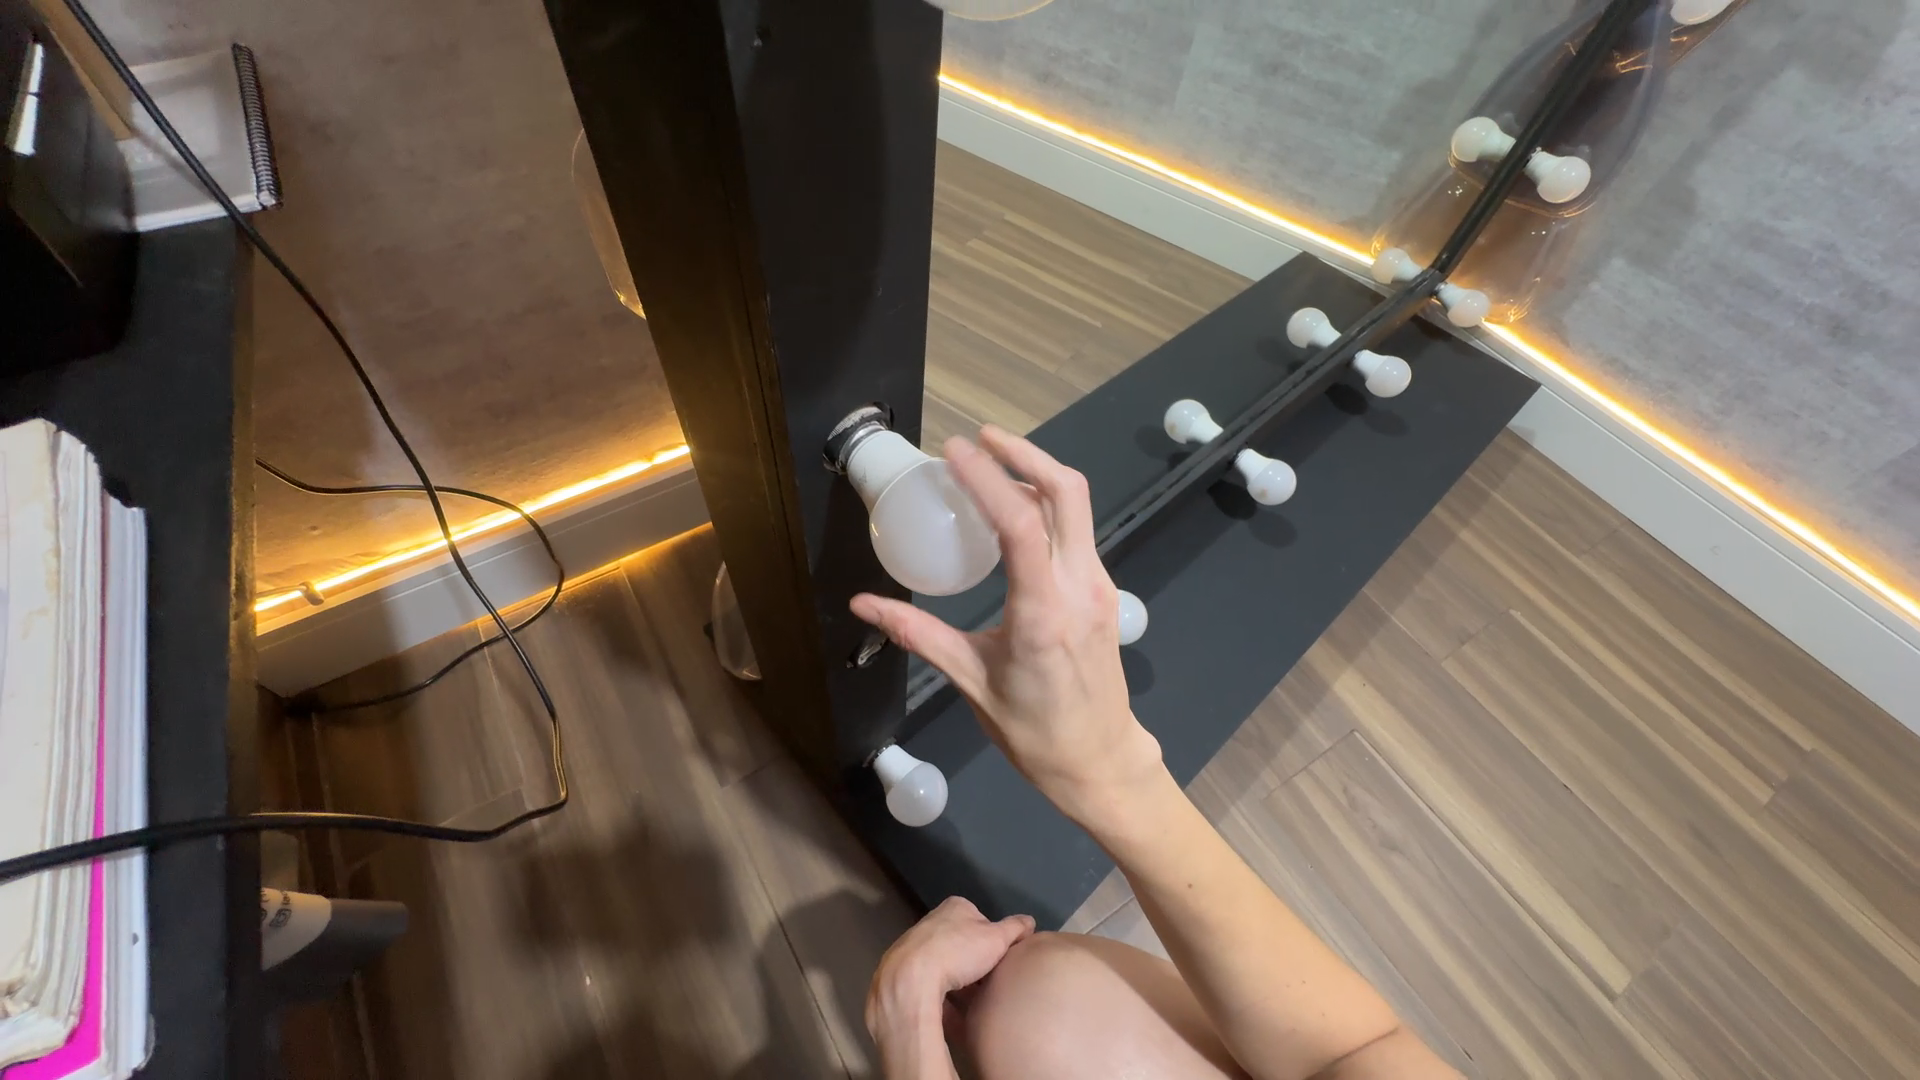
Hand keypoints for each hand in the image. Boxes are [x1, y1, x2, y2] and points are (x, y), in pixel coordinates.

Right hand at [850, 426, 1163, 823]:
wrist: (1101, 761)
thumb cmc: (1034, 732)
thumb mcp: (972, 682)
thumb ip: (919, 635)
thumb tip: (862, 605)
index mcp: (1042, 614)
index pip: (1022, 525)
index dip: (990, 479)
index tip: (957, 450)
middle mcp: (1080, 587)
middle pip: (1067, 494)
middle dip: (1025, 454)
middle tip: (980, 438)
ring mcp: (1099, 586)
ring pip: (1078, 506)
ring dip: (1038, 473)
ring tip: (992, 463)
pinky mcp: (1103, 590)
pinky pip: (1078, 529)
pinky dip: (1048, 503)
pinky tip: (1015, 508)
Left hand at [867, 897, 1035, 1059]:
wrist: (911, 980)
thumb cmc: (959, 951)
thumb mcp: (996, 939)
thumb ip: (1014, 928)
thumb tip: (1029, 920)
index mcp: (954, 908)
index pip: (978, 919)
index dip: (991, 939)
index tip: (998, 960)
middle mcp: (931, 922)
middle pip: (959, 943)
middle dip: (972, 963)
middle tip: (987, 982)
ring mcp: (913, 948)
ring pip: (942, 965)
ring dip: (956, 984)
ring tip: (973, 1004)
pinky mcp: (902, 975)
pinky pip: (927, 988)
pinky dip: (940, 1001)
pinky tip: (952, 1019)